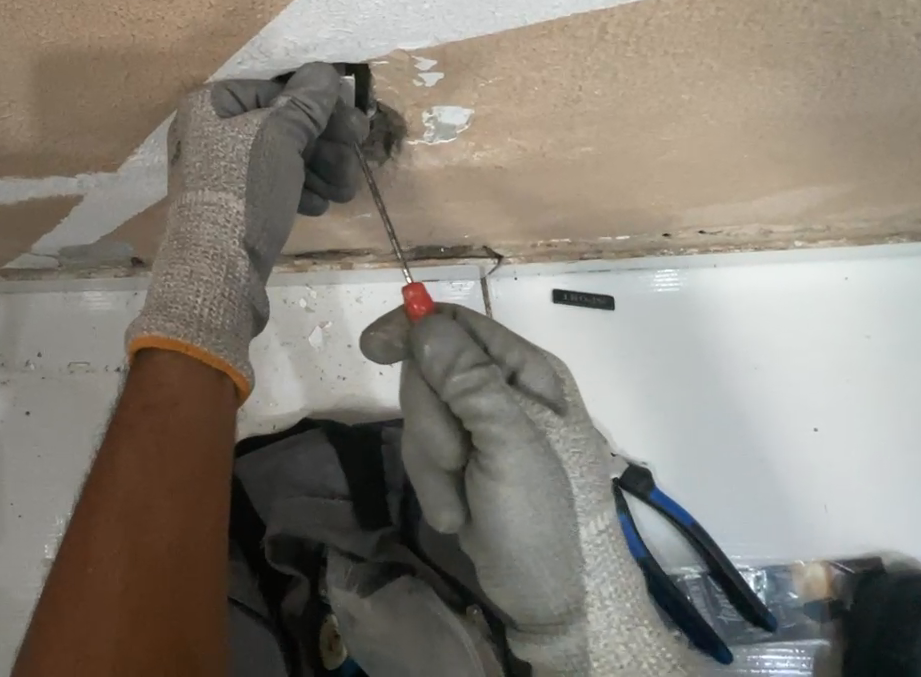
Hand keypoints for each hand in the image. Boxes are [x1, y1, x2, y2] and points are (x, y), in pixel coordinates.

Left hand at [126, 62, 368, 400]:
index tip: (354, 123)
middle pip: (282, 123)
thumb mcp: (280, 136)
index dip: (319, 104)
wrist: (217, 269)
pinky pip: (273, 183)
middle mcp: (210, 132)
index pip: (275, 90)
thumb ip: (306, 102)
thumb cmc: (244, 189)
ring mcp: (219, 170)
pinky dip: (300, 189)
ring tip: (344, 190)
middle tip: (358, 151)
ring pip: (282, 156)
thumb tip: (324, 72)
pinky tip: (320, 205)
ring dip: (321, 168)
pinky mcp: (233, 203)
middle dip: (325, 141)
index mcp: (211, 105)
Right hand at [362, 303, 693, 676]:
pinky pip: (420, 447)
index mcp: (525, 372)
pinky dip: (430, 481)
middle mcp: (499, 389)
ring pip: (419, 412)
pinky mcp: (460, 455)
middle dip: (430, 421)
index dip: (412, 328)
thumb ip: (468, 381)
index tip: (374, 349)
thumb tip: (423, 322)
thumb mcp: (508, 445)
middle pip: (428, 370)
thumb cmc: (542, 516)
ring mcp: (477, 423)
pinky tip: (456, 509)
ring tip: (460, 499)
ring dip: (430, 461)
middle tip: (454, 460)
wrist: (546, 598)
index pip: (456, 322)